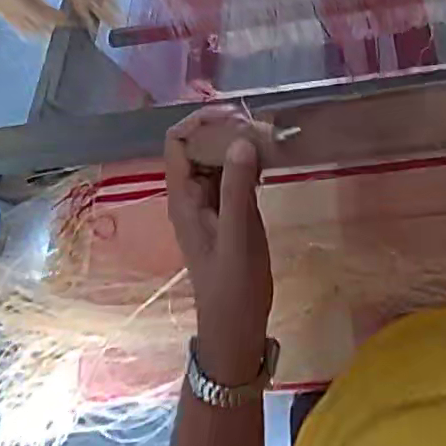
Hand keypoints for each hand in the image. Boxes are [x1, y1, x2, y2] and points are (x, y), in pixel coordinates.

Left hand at [164, 105, 272, 383]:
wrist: (236, 329)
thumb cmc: (232, 286)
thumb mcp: (237, 236)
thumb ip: (237, 188)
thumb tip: (241, 139)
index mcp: (183, 197)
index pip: (177, 141)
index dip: (199, 121)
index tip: (233, 115)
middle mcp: (192, 194)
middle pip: (198, 144)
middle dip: (223, 128)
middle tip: (258, 124)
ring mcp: (210, 202)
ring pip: (216, 158)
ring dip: (237, 143)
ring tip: (267, 136)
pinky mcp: (228, 211)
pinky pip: (232, 174)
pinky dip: (247, 161)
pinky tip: (269, 159)